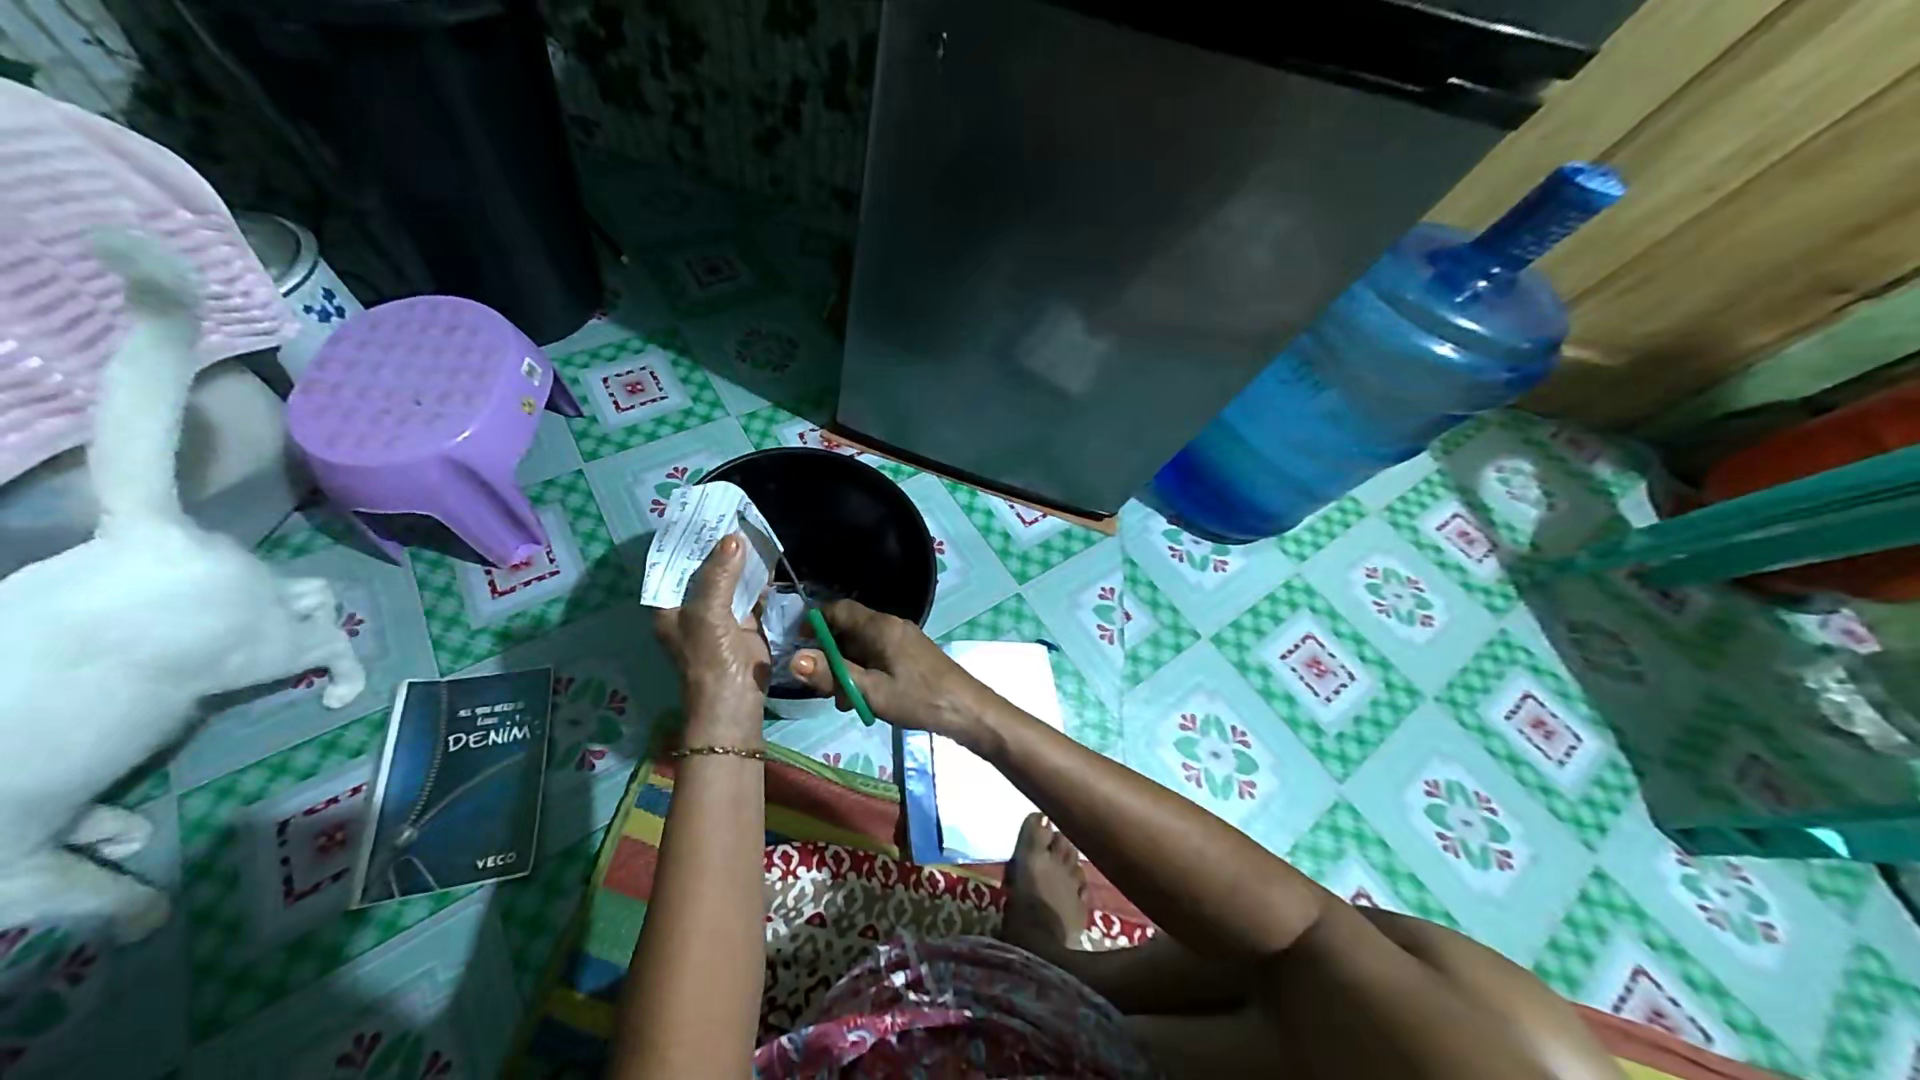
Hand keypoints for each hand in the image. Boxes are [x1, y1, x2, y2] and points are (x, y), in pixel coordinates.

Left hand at [653, 534, 769, 743]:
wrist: (735, 705)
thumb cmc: (710, 660)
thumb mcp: (707, 614)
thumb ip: (719, 575)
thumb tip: (733, 539)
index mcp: (671, 606)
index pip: (675, 564)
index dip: (687, 540)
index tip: (704, 512)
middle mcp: (694, 607)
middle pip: (706, 568)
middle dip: (719, 545)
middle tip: (735, 513)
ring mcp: (721, 616)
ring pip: (731, 579)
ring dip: (742, 559)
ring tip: (754, 526)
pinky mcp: (747, 624)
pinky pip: (752, 594)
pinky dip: (760, 578)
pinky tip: (769, 557)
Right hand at [788, 600, 999, 745]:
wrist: (967, 710)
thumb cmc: (918, 698)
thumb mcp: (870, 692)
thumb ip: (833, 675)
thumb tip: (794, 659)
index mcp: (880, 626)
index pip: (838, 609)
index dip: (814, 622)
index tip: (797, 645)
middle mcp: (891, 625)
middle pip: (848, 628)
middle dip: (830, 654)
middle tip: (822, 686)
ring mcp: (903, 639)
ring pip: (862, 645)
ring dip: (847, 668)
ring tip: (844, 701)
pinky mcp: (910, 654)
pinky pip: (877, 654)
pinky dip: (864, 672)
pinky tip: (865, 699)